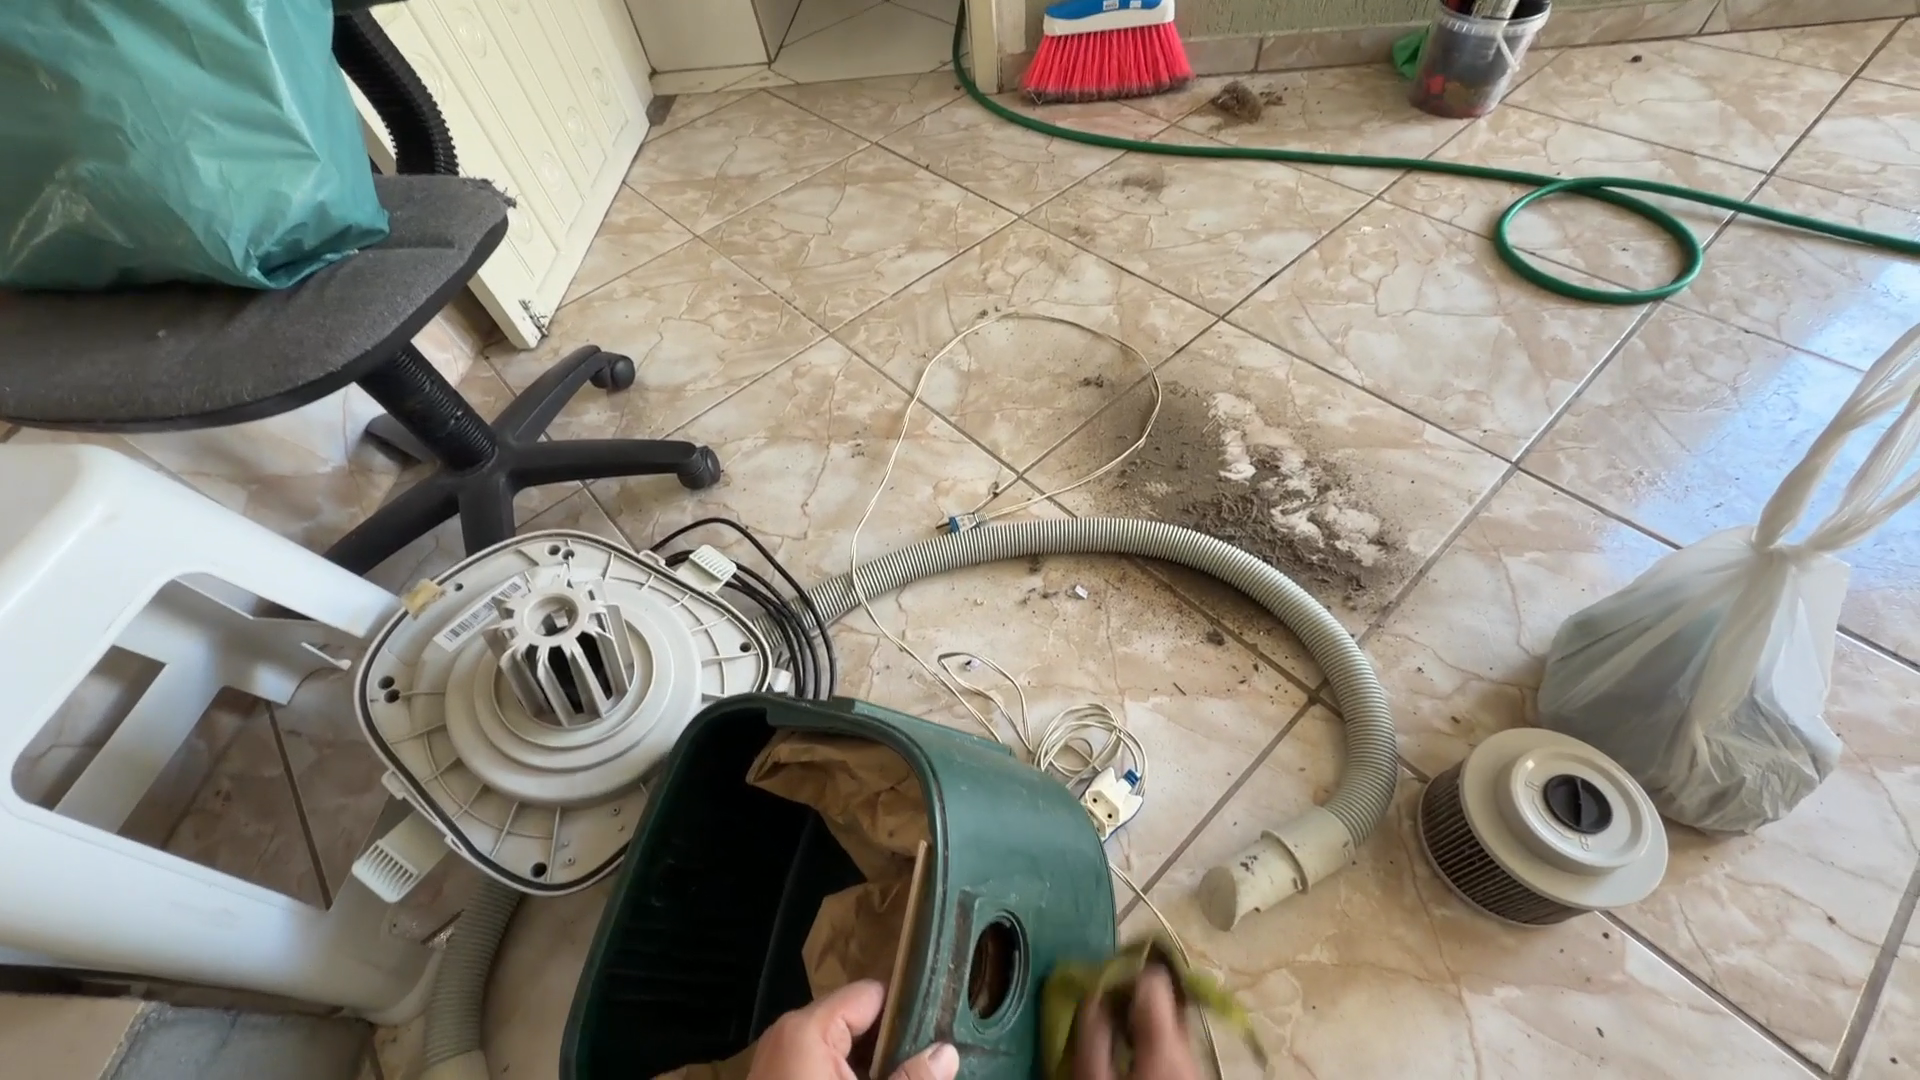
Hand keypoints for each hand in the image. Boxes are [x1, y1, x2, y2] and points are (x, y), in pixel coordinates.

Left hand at [747, 979, 960, 1079]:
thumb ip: (910, 1079)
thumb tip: (947, 1052)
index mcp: (809, 1026)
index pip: (871, 994)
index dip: (906, 1010)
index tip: (936, 1029)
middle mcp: (790, 1031)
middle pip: (856, 1019)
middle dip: (890, 1042)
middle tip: (924, 1062)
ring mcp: (778, 1057)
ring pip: (840, 1044)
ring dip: (869, 1064)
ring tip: (901, 1075)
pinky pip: (819, 1063)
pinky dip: (843, 1074)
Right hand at [1072, 966, 1201, 1079]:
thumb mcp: (1093, 1079)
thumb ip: (1092, 1031)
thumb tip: (1092, 992)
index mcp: (1166, 1040)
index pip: (1154, 977)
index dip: (1127, 973)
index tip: (1105, 985)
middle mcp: (1191, 1046)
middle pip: (1165, 1000)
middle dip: (1134, 1000)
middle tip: (1106, 1014)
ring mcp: (1199, 1067)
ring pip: (1171, 1025)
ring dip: (1144, 1025)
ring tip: (1118, 1041)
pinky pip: (1176, 1049)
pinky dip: (1156, 1046)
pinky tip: (1136, 1064)